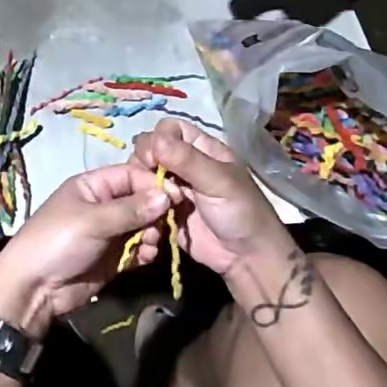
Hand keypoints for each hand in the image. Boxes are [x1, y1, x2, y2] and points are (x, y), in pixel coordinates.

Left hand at [0, 163, 169, 337]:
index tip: (176, 197)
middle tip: (161, 227)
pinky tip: (144, 257)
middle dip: (155, 212)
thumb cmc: (58, 242)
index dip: (153, 184)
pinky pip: (138, 248)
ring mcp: (109, 232)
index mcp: (92, 185)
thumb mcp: (93, 220)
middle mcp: (103, 205)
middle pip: (141, 200)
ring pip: (143, 225)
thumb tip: (167, 195)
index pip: (131, 175)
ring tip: (149, 245)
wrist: (34, 289)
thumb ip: (131, 208)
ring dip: (152, 234)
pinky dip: (145, 251)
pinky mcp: (114, 257)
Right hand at [131, 119, 292, 279]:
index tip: (154, 158)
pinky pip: (144, 198)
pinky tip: (147, 211)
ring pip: (143, 173)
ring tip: (153, 198)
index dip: (158, 139)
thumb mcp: (218, 181)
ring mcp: (173, 187)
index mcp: (202, 149)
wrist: (246, 258)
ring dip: (142, 182)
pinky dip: (140, 202)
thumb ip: (187, 159)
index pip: (169, 129)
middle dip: (146, 161)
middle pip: (151, 149)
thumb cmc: (240, 212)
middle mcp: (184, 164)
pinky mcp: (164, 209)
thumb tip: (154, 139)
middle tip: (151, 181)